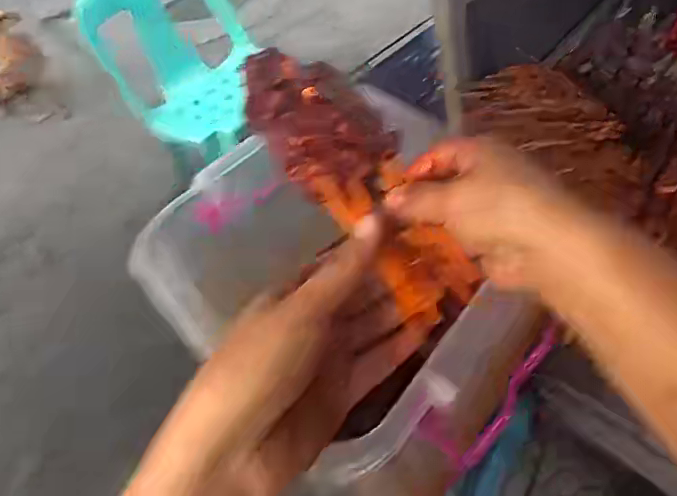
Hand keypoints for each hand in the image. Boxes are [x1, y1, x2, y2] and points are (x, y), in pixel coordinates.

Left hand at [125, 217, 419, 495]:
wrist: (226, 464)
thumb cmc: (255, 369)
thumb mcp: (301, 311)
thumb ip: (347, 267)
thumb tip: (379, 213)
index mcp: (293, 296)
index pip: (343, 261)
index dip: (378, 243)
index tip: (420, 220)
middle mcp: (314, 322)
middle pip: (364, 291)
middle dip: (401, 273)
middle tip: (448, 249)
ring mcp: (329, 358)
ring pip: (377, 322)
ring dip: (408, 304)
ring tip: (450, 280)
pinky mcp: (345, 392)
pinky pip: (380, 359)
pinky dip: (404, 342)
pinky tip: (434, 322)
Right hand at [387, 138, 591, 290]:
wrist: (545, 245)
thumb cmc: (497, 208)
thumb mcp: (450, 199)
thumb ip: (417, 198)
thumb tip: (389, 198)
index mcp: (482, 151)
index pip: (441, 152)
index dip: (414, 170)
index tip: (385, 195)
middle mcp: (490, 173)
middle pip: (447, 184)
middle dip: (418, 204)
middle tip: (381, 227)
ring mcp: (496, 207)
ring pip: (454, 216)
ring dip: (430, 231)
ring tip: (391, 249)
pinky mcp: (498, 239)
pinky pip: (465, 242)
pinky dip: (446, 252)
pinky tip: (419, 266)